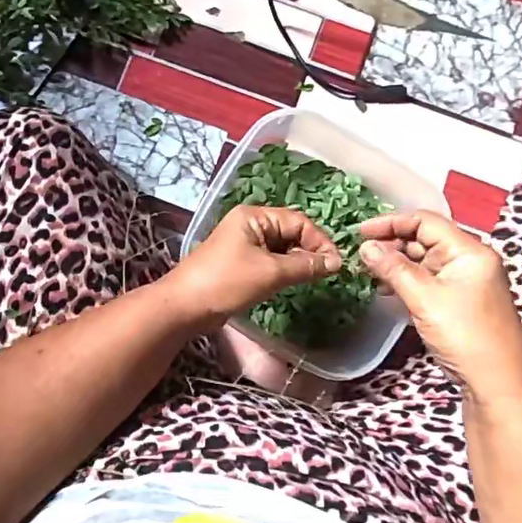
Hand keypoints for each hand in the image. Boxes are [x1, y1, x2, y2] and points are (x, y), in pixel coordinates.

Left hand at [163, 205, 341, 328]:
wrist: (185, 306)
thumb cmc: (227, 282)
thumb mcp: (270, 272)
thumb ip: (305, 266)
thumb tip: (336, 262)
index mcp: (253, 216)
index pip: (298, 220)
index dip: (319, 241)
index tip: (335, 265)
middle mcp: (248, 225)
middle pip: (290, 232)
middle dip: (309, 251)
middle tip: (326, 274)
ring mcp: (242, 244)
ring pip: (281, 248)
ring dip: (297, 262)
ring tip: (313, 280)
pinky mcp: (239, 263)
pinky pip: (269, 261)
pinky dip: (283, 270)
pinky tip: (292, 283)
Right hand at [357, 211, 521, 390]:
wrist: (500, 385)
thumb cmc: (466, 336)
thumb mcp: (425, 299)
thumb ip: (393, 269)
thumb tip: (365, 247)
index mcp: (469, 251)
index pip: (425, 221)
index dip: (390, 222)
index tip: (359, 233)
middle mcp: (468, 260)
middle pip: (423, 238)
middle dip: (391, 243)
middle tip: (360, 255)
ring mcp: (464, 281)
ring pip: (422, 259)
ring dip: (395, 263)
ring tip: (369, 272)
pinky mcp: (457, 300)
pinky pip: (426, 279)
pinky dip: (404, 279)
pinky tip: (385, 289)